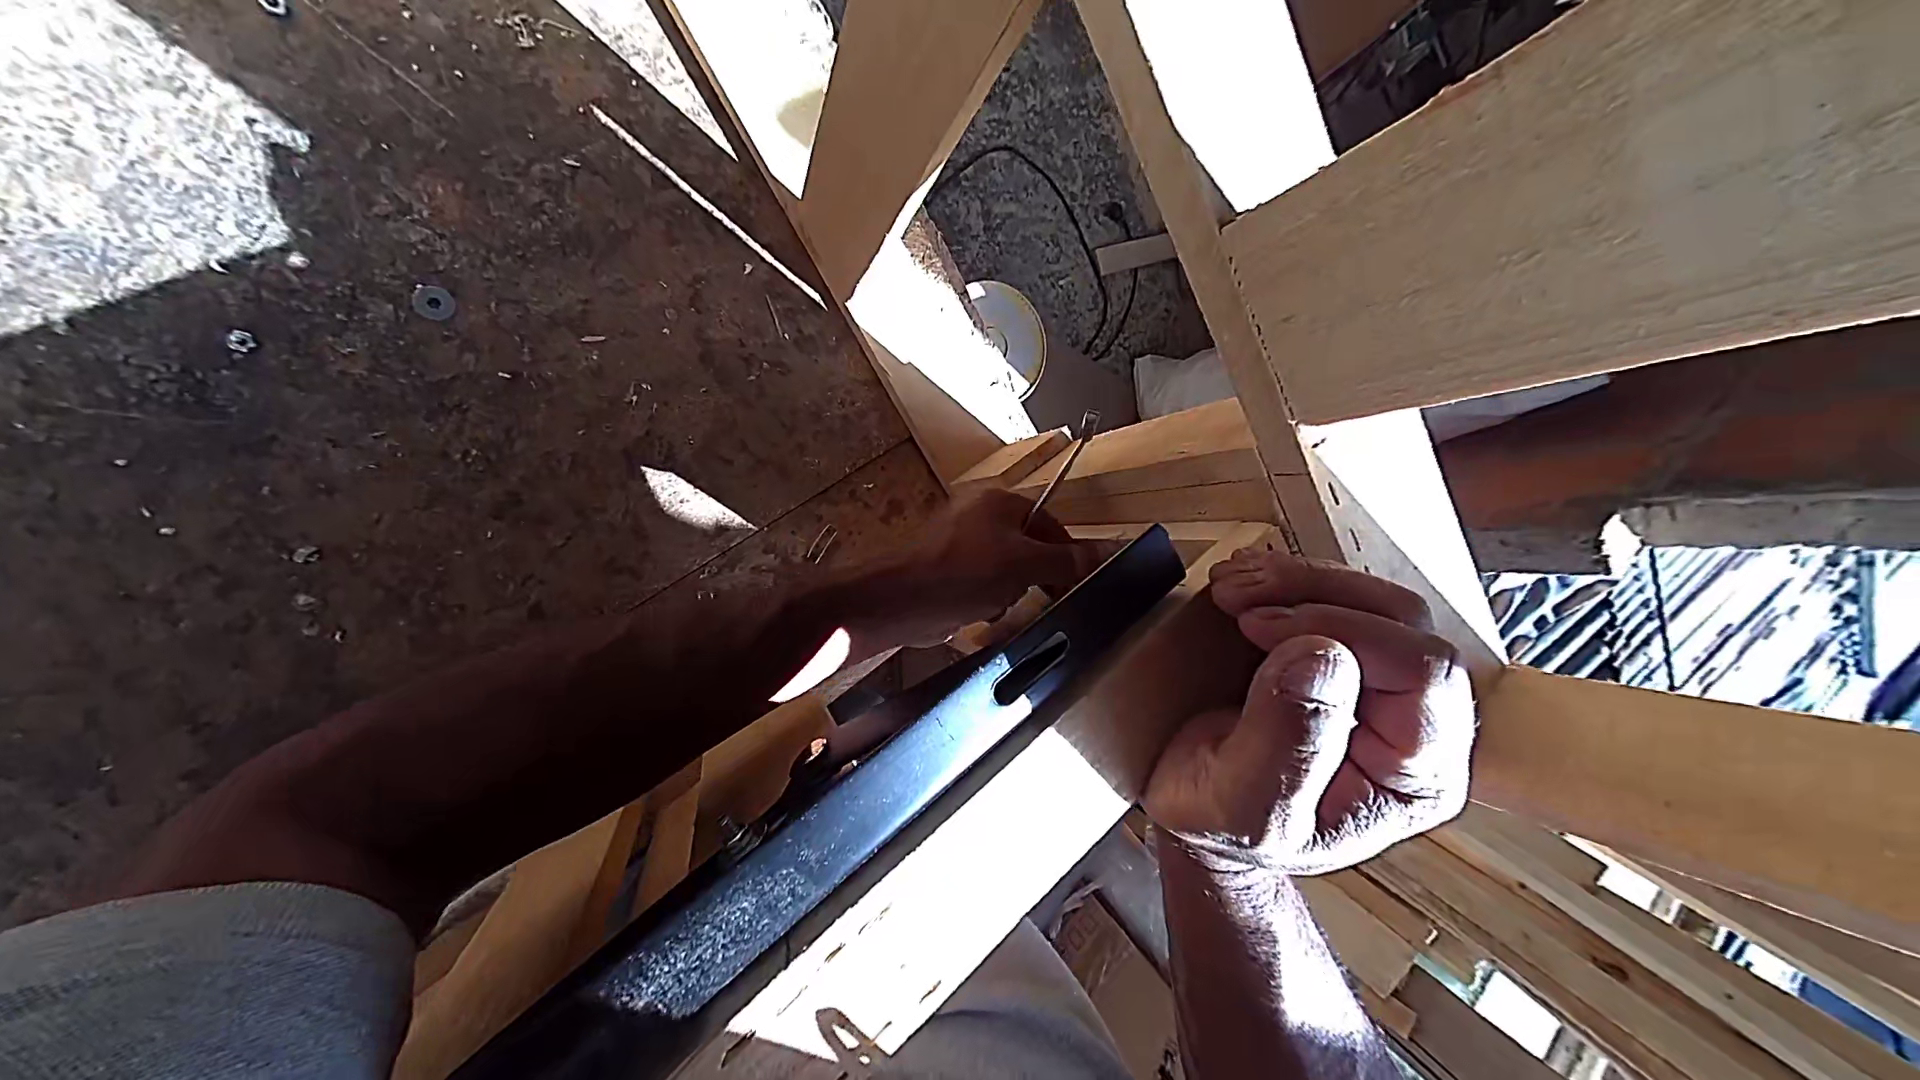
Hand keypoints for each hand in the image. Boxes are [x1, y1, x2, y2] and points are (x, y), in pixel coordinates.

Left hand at [851, 488, 1118, 649]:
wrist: (900, 602)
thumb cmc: (962, 573)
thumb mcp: (1024, 566)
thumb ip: (1066, 561)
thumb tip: (1105, 551)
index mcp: (999, 502)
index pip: (1051, 525)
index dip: (1068, 556)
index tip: (1077, 585)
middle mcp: (978, 516)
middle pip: (1028, 547)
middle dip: (1036, 578)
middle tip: (1042, 599)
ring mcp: (959, 544)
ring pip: (1005, 570)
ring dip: (1010, 593)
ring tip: (1000, 605)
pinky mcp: (946, 571)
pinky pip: (981, 585)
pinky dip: (987, 600)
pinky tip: (981, 613)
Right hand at [1145, 548, 1474, 874]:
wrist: (1197, 811)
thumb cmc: (1224, 826)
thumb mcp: (1244, 810)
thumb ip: (1286, 750)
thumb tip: (1320, 657)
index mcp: (1415, 772)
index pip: (1421, 672)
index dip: (1342, 632)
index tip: (1259, 626)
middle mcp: (1409, 720)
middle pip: (1400, 620)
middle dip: (1313, 593)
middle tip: (1239, 597)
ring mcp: (1372, 681)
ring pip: (1367, 596)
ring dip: (1293, 579)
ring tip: (1230, 586)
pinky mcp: (1331, 653)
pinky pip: (1327, 596)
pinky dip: (1279, 579)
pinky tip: (1238, 582)